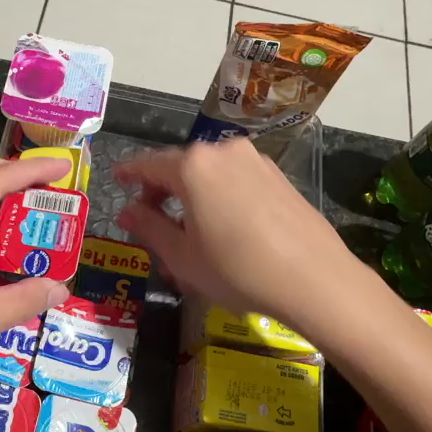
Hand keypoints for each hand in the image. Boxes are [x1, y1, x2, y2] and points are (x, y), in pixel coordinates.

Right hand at [113, 139, 360, 328]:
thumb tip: (128, 212)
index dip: (130, 174)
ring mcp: (255, 161)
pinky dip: (220, 196)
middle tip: (150, 219)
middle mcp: (223, 152)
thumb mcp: (183, 257)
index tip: (117, 180)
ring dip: (193, 195)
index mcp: (193, 166)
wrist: (314, 279)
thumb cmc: (238, 270)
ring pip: (211, 173)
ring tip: (188, 231)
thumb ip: (149, 228)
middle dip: (162, 190)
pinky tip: (223, 227)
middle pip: (181, 166)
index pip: (149, 164)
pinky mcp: (278, 176)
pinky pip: (236, 180)